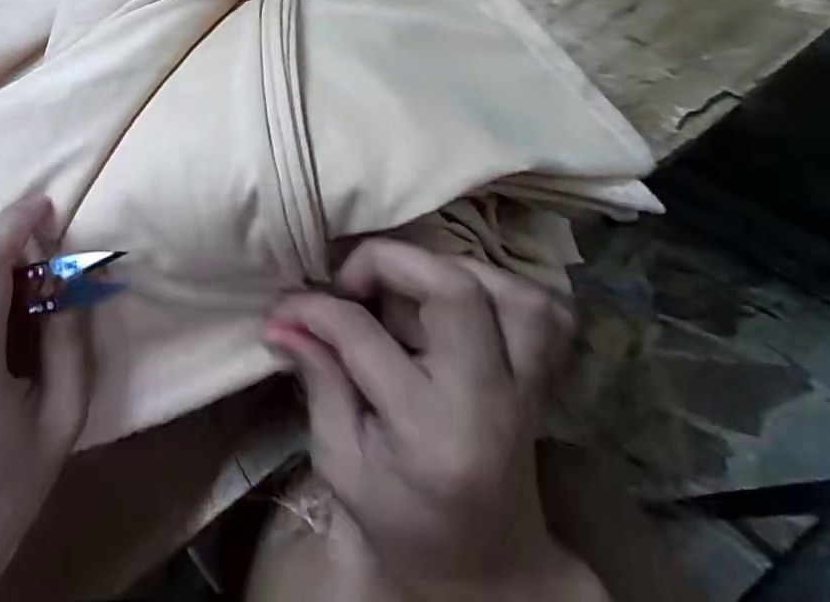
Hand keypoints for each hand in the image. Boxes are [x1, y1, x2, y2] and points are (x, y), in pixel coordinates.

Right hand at [265, 240, 604, 601]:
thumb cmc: (401, 521)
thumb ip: (319, 383)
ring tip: (403, 289)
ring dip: (447, 271)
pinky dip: (498, 289)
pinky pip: (546, 313)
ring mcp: (529, 389)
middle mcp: (491, 401)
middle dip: (386, 262)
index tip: (284, 309)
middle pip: (455, 291)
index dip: (312, 308)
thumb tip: (283, 322)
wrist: (488, 567)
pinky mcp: (544, 381)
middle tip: (349, 283)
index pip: (363, 336)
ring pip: (512, 293)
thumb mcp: (340, 462)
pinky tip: (454, 301)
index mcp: (431, 431)